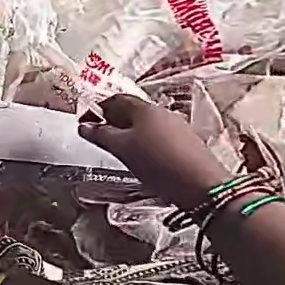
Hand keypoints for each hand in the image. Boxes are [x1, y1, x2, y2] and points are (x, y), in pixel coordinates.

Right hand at [78, 95, 234, 208]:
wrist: (201, 185)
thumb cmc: (156, 161)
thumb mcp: (121, 148)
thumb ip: (100, 135)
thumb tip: (84, 126)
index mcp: (144, 109)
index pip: (116, 99)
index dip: (98, 108)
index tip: (85, 121)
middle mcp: (162, 113)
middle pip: (131, 110)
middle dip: (112, 120)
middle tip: (99, 135)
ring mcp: (177, 127)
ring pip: (145, 124)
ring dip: (128, 132)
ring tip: (118, 148)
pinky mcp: (186, 143)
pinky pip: (158, 136)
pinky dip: (143, 141)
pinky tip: (141, 157)